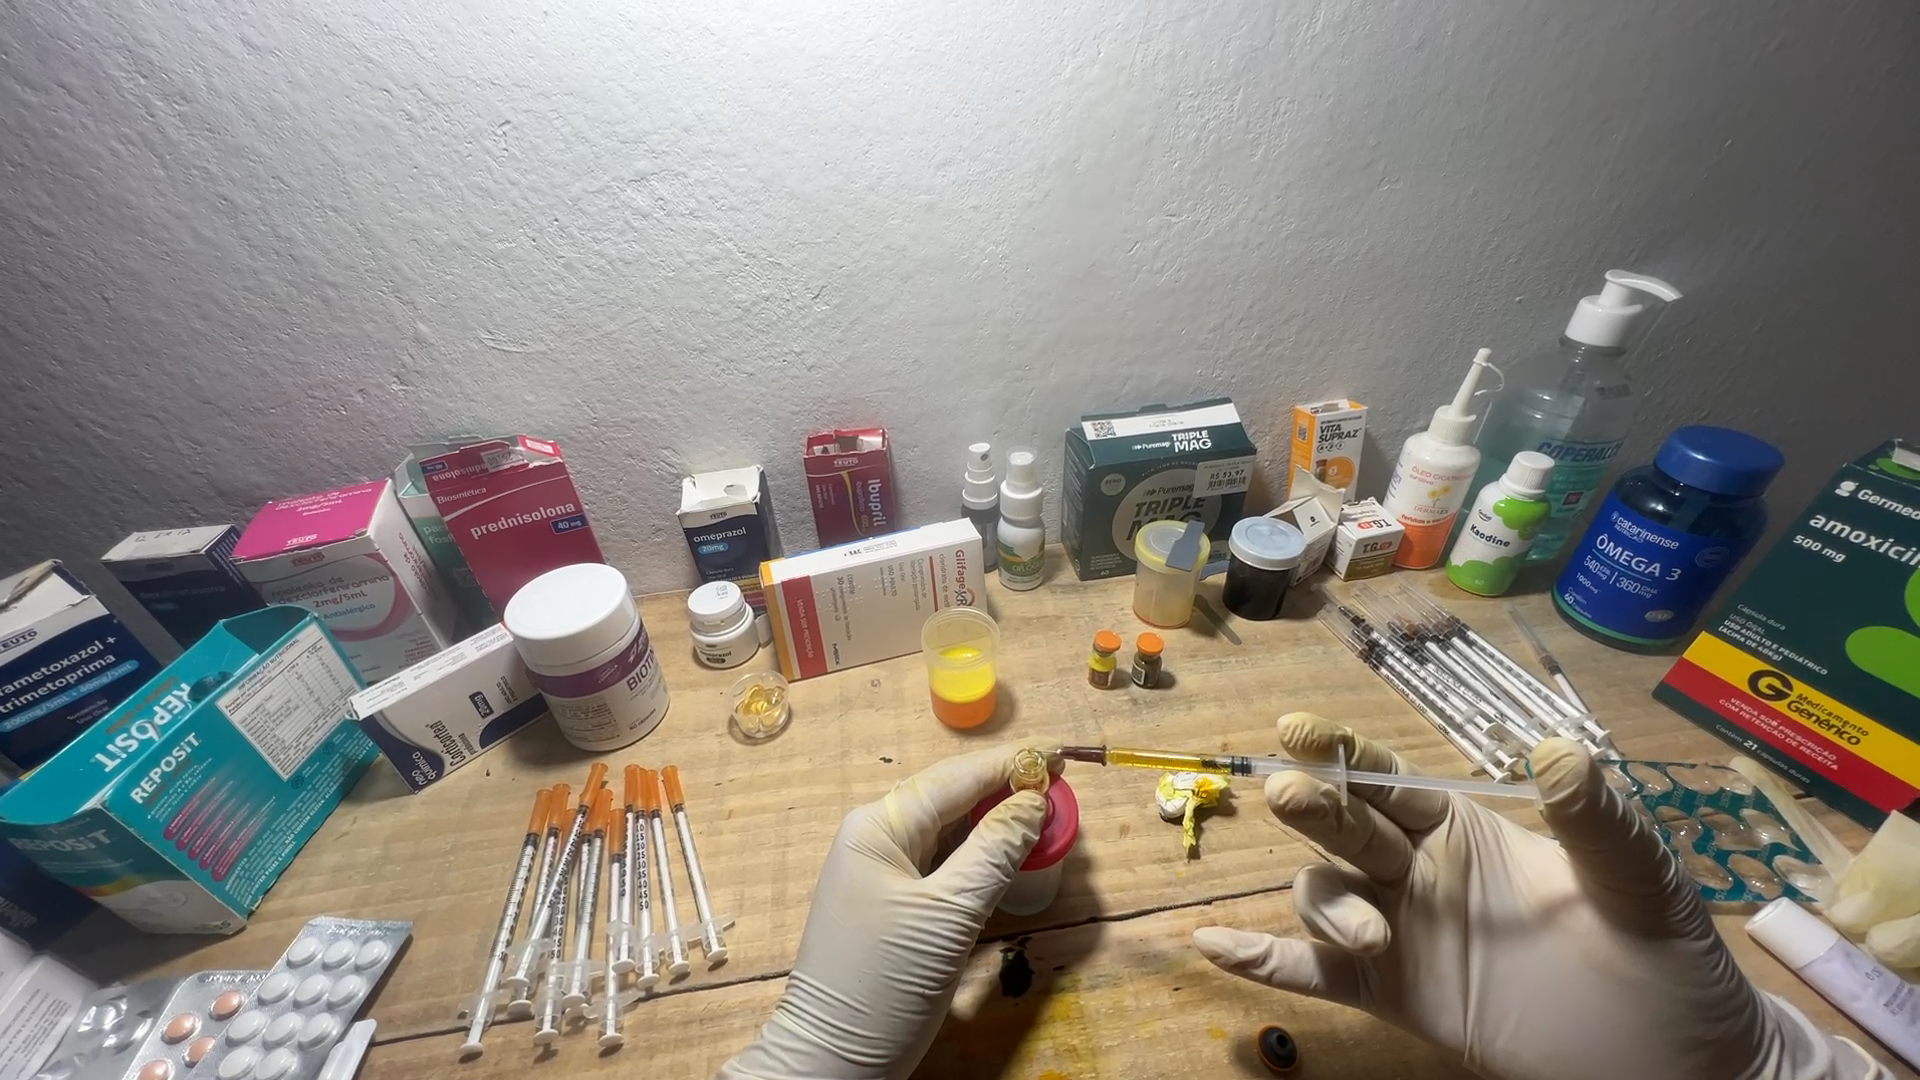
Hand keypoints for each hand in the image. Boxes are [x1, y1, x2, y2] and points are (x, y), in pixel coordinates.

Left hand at [718, 746, 1049, 1079]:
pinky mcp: (894, 898)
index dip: (1009, 763)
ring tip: (1042, 808)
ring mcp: (883, 866)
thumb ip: (994, 851)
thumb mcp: (948, 915)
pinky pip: (943, 860)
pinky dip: (979, 852)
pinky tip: (1008, 848)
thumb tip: (1033, 801)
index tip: (1056, 751)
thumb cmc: (885, 981)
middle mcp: (880, 834)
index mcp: (882, 824)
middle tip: (1057, 780)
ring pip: (949, 828)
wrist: (829, 1063)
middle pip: (952, 797)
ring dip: (994, 819)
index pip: (955, 778)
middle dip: (1004, 787)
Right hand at [1192, 713, 1889, 1079]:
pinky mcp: (1386, 991)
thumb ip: (1597, 823)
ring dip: (1327, 904)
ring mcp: (1391, 927)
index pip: (1383, 776)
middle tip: (1293, 795)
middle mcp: (1409, 866)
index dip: (1340, 749)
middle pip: (1341, 825)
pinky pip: (1310, 970)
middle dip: (1314, 806)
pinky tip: (1212, 945)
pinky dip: (1260, 958)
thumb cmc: (1661, 962)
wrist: (1679, 1069)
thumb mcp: (1641, 890)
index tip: (1300, 729)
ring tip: (1369, 938)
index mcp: (1454, 826)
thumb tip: (1557, 749)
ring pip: (1323, 892)